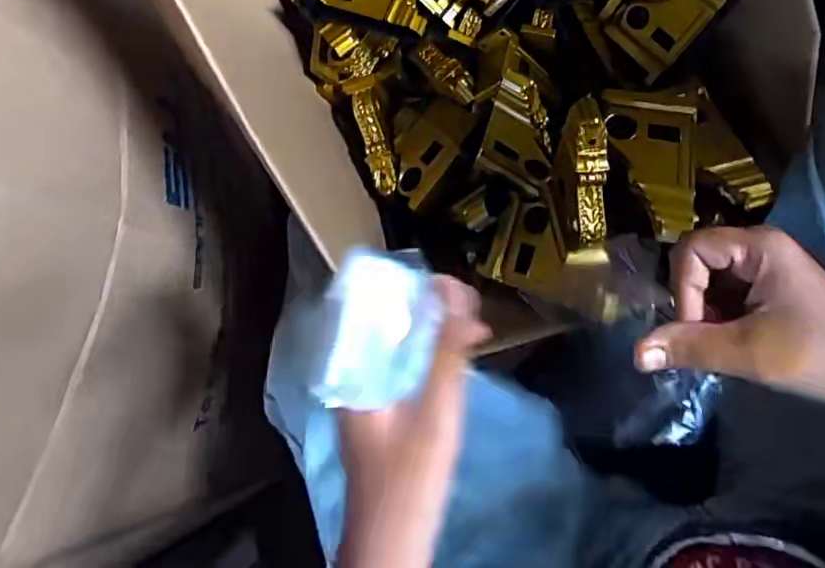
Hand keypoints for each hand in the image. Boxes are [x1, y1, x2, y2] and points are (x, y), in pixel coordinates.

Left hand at [335, 275, 489, 567]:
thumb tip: (455, 292)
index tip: (452, 284)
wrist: (391, 548)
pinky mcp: (380, 410)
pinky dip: (431, 353)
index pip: (374, 304)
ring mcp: (365, 393)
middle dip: (430, 306)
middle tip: (470, 304)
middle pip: (388, 321)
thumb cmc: (409, 479)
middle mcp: (351, 373)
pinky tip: (457, 355)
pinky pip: (404, 364)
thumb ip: (446, 352)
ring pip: (399, 342)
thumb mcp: (435, 411)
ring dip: (434, 329)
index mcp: (351, 367)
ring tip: (472, 324)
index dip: (412, 286)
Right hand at [634, 226, 824, 406]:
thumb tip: (636, 354)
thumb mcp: (752, 353)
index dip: (683, 288)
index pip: (691, 250)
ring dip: (706, 313)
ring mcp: (764, 267)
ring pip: (708, 280)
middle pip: (697, 261)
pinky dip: (720, 318)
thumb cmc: (822, 355)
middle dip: (693, 301)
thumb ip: (692, 348)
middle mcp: (757, 246)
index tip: (696, 330)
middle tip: (707, 339)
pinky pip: (725, 293)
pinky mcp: (768, 288)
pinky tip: (734, 344)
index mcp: (756, 245)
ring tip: (723, 345)